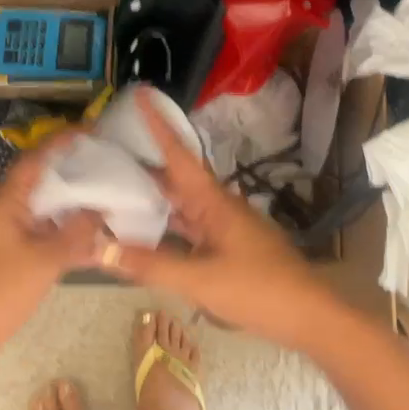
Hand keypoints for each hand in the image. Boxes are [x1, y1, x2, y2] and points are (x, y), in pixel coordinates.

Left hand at [0, 131, 104, 354]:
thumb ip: (77, 232)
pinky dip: (57, 228)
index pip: (36, 158)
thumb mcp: (47, 260)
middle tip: (103, 166)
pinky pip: (34, 228)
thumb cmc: (2, 291)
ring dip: (66, 204)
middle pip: (37, 180)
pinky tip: (83, 240)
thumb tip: (100, 211)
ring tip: (100, 199)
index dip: (62, 142)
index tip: (90, 132)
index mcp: (4, 200)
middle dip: (70, 173)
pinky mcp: (0, 252)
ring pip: (37, 207)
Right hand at [98, 89, 344, 351]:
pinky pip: (188, 227)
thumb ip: (151, 264)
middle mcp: (217, 206)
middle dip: (144, 162)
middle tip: (107, 149)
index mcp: (213, 201)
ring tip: (115, 187)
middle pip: (176, 177)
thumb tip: (100, 248)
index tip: (143, 94)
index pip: (179, 154)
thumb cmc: (257, 289)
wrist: (307, 315)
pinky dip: (165, 225)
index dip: (159, 125)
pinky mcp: (226, 247)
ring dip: (153, 196)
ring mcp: (223, 227)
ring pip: (181, 204)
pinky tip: (145, 232)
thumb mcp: (200, 279)